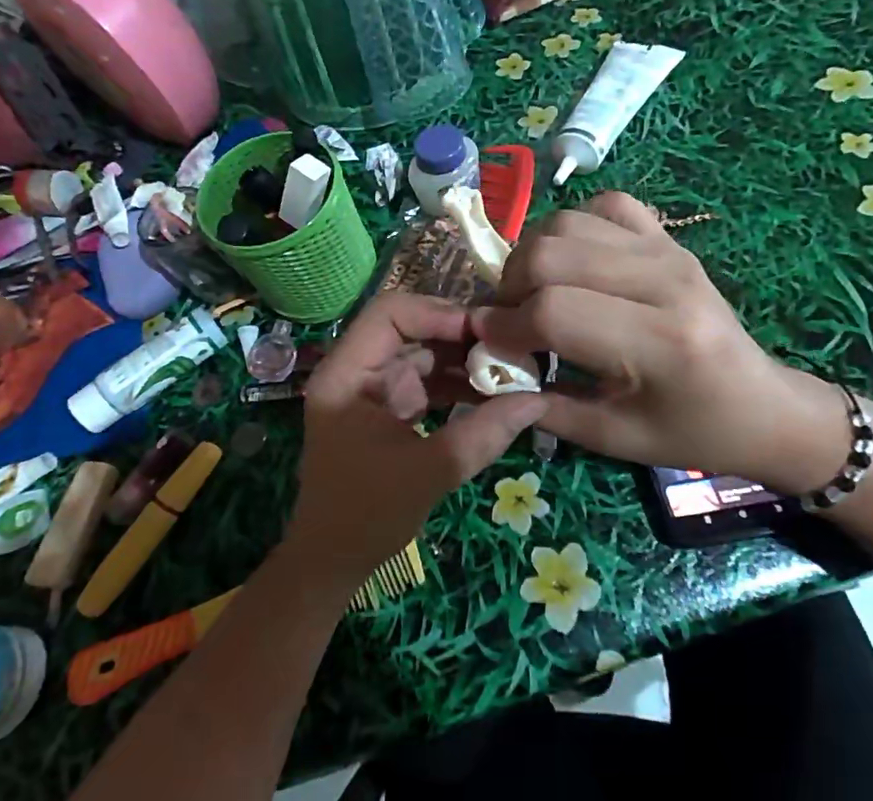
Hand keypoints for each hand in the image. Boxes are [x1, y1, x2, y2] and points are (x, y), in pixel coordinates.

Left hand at [287, 293, 547, 581]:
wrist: (333, 558)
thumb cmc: (365, 514)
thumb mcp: (428, 473)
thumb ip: (481, 435)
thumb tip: (538, 401)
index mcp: (346, 373)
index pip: (390, 314)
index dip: (438, 314)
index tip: (487, 333)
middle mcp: (357, 370)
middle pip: (411, 329)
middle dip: (460, 336)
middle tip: (511, 347)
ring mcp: (374, 389)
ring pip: (424, 353)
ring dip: (465, 360)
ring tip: (513, 368)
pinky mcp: (392, 408)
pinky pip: (428, 381)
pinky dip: (459, 384)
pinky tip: (496, 393)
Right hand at [473, 192, 846, 491]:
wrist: (763, 405)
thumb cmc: (689, 433)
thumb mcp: (611, 437)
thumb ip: (540, 404)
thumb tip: (482, 363)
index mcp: (661, 342)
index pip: (554, 310)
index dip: (504, 325)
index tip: (486, 341)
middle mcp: (666, 282)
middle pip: (551, 255)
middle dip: (510, 288)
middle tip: (509, 319)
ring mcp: (669, 251)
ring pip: (567, 223)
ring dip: (532, 256)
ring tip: (533, 292)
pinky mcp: (669, 238)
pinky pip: (603, 206)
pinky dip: (572, 227)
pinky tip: (572, 262)